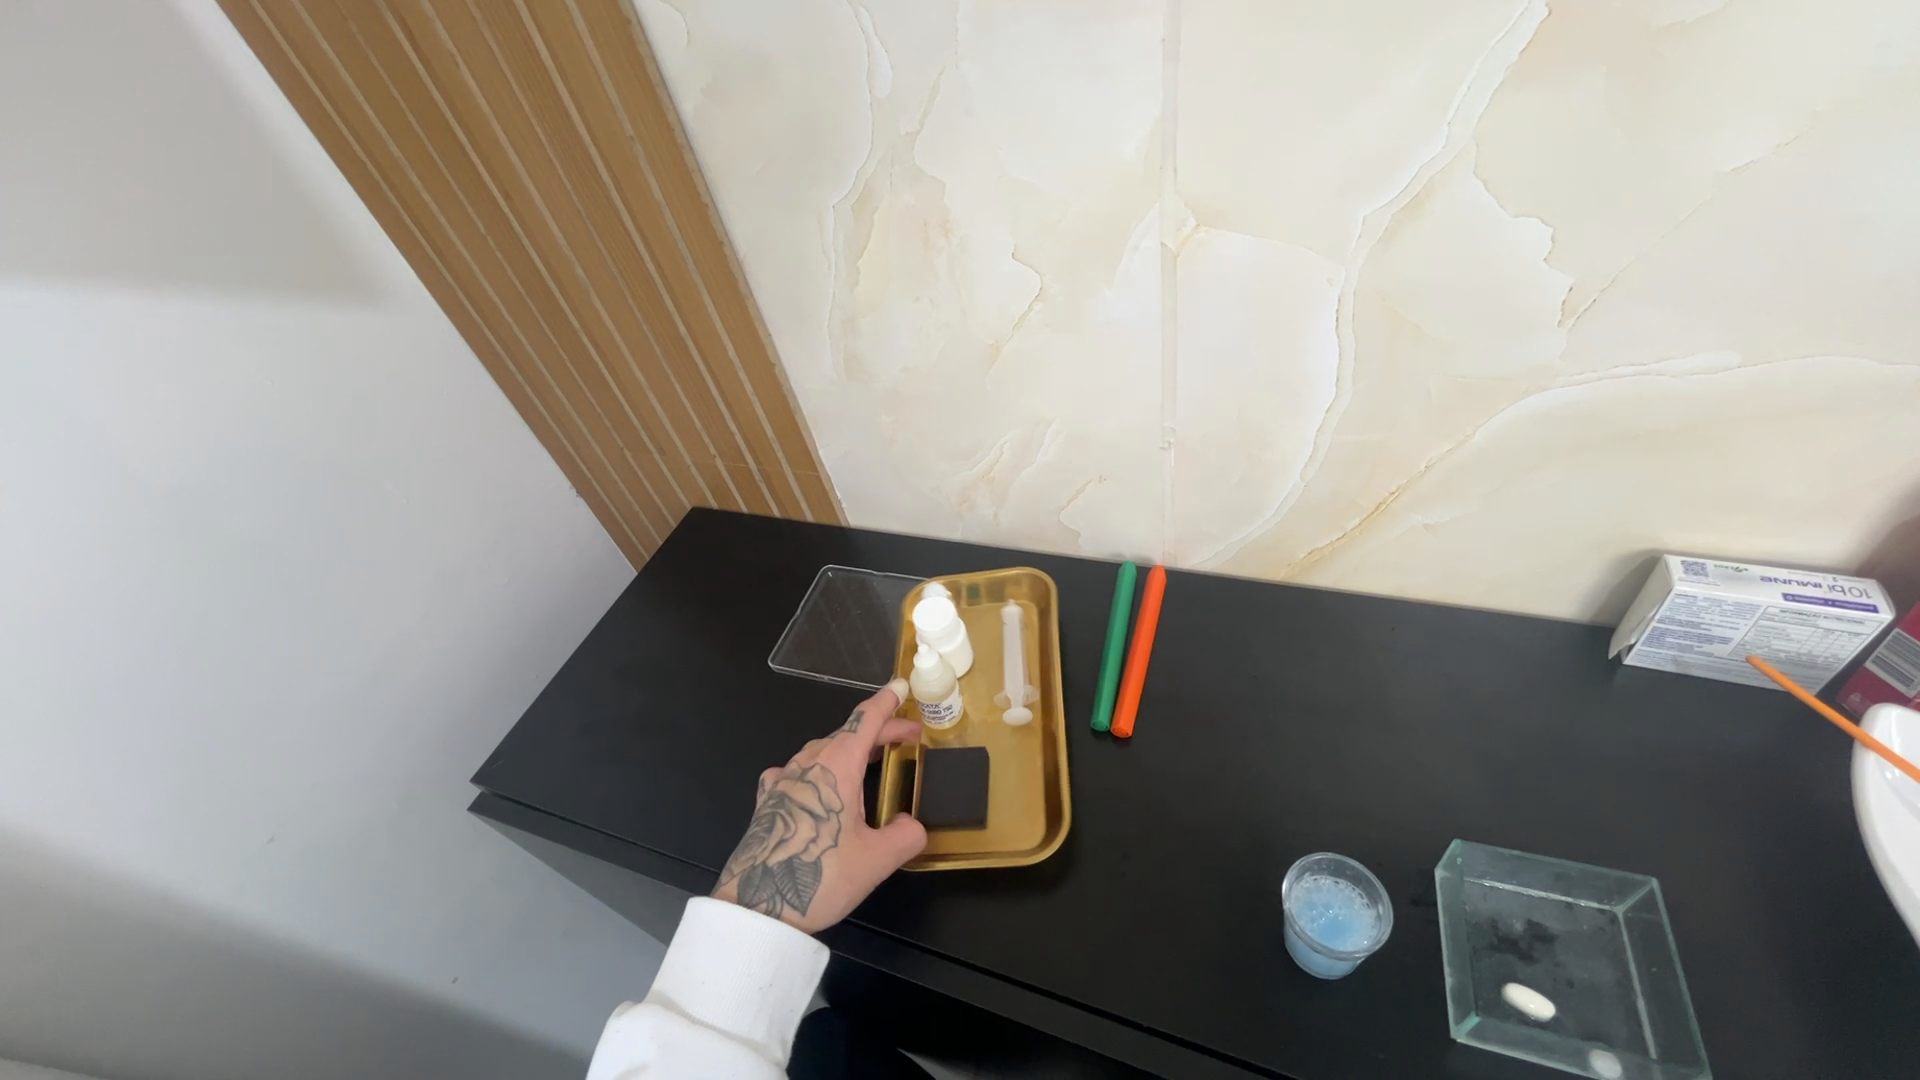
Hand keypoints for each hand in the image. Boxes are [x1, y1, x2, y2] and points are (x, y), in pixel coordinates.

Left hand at [712, 680, 926, 932]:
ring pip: (821, 751)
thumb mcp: (877, 860)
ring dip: (849, 749)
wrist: (757, 907)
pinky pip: (796, 771)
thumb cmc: (821, 876)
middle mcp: (808, 763)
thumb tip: (913, 827)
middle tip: (906, 739)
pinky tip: (816, 785)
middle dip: (879, 731)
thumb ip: (905, 836)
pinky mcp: (767, 802)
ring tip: (869, 761)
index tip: (901, 687)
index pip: (865, 720)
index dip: (886, 703)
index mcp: (837, 764)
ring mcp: (783, 781)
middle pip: (847, 734)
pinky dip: (817, 769)